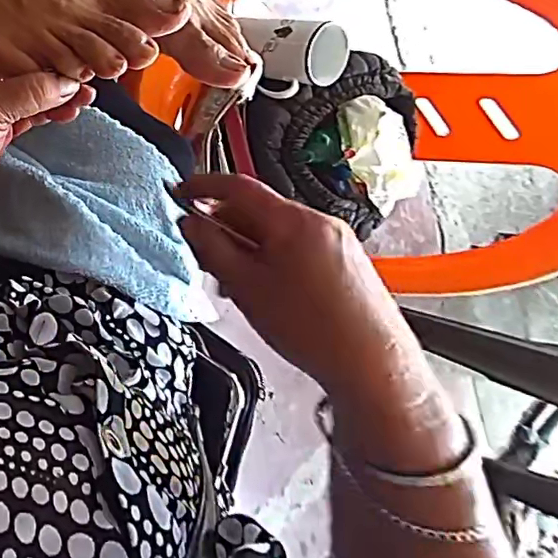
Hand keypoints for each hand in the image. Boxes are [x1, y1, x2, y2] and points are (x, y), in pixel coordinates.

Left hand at [0, 50, 91, 245]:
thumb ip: (31, 90)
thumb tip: (66, 81)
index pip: (10, 44)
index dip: (42, 46)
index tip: (74, 47)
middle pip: (22, 68)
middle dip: (54, 72)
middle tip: (87, 73)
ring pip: (27, 93)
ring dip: (55, 95)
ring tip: (86, 95)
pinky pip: (27, 114)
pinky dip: (47, 113)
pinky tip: (68, 110)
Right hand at [175, 174, 433, 411]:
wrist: (375, 371)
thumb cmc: (318, 332)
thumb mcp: (244, 285)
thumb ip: (210, 246)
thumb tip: (191, 225)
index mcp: (294, 221)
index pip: (237, 186)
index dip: (201, 185)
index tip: (182, 192)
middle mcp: (320, 223)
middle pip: (256, 208)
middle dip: (223, 223)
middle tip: (200, 244)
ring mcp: (336, 241)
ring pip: (274, 228)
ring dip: (245, 242)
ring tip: (231, 276)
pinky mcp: (345, 260)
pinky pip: (295, 243)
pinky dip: (269, 254)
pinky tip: (260, 284)